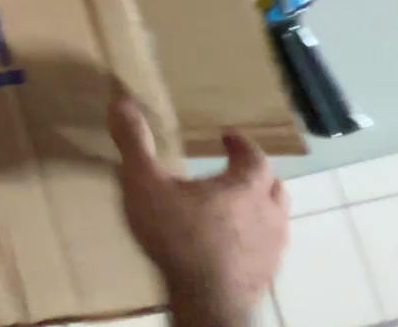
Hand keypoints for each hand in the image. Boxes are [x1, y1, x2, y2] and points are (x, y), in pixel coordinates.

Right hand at [108, 96, 288, 326]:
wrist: (206, 298)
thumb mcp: (143, 181)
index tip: (227, 134)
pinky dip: (251, 233)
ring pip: (275, 218)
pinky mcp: (266, 273)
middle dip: (256, 174)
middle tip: (234, 166)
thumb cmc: (176, 233)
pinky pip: (266, 244)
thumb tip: (121, 99)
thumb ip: (133, 142)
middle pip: (274, 188)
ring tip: (229, 202)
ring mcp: (273, 248)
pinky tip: (226, 239)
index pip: (255, 159)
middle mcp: (269, 216)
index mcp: (244, 189)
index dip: (242, 144)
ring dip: (257, 205)